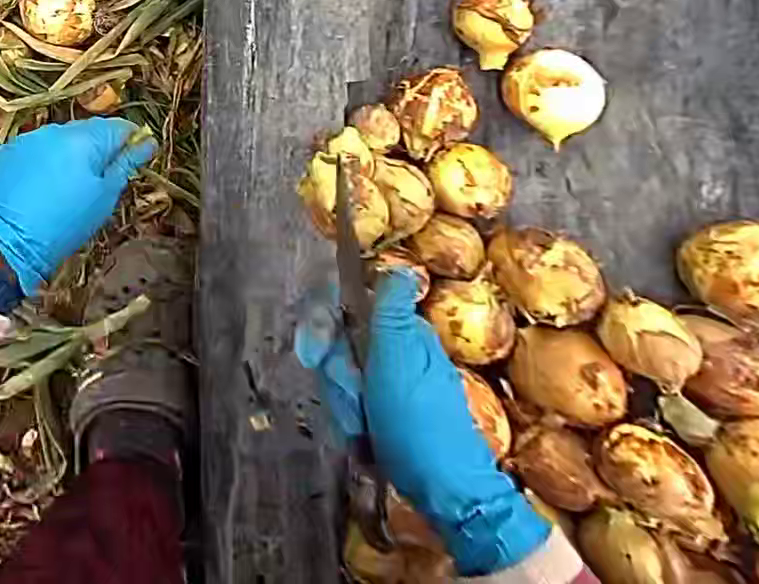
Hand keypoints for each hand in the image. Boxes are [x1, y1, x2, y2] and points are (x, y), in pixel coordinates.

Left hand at [0, 118, 155, 294]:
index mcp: (85, 138)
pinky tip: (46, 184)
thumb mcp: (105, 196)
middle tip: (101, 181)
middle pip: (92, 130)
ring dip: (74, 153)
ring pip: (65, 138)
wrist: (8, 240)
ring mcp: (33, 137)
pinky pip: (41, 147)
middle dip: (101, 149)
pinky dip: (49, 159)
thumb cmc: (66, 221)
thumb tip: (148, 142)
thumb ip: (126, 164)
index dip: (132, 143)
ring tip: (70, 185)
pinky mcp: (13, 149)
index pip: (120, 127)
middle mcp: (58, 129)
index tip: (133, 161)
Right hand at [295, 270, 548, 574]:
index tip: (312, 353)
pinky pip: (346, 401)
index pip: (339, 305)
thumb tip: (399, 269)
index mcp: (396, 328)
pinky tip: (363, 438)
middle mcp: (390, 347)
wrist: (446, 490)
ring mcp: (385, 378)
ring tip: (363, 425)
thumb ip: (391, 310)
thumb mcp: (401, 358)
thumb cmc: (419, 420)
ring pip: (337, 374)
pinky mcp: (380, 407)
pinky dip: (350, 420)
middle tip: (355, 397)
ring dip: (343, 403)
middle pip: (334, 342)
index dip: (319, 326)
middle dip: (336, 374)